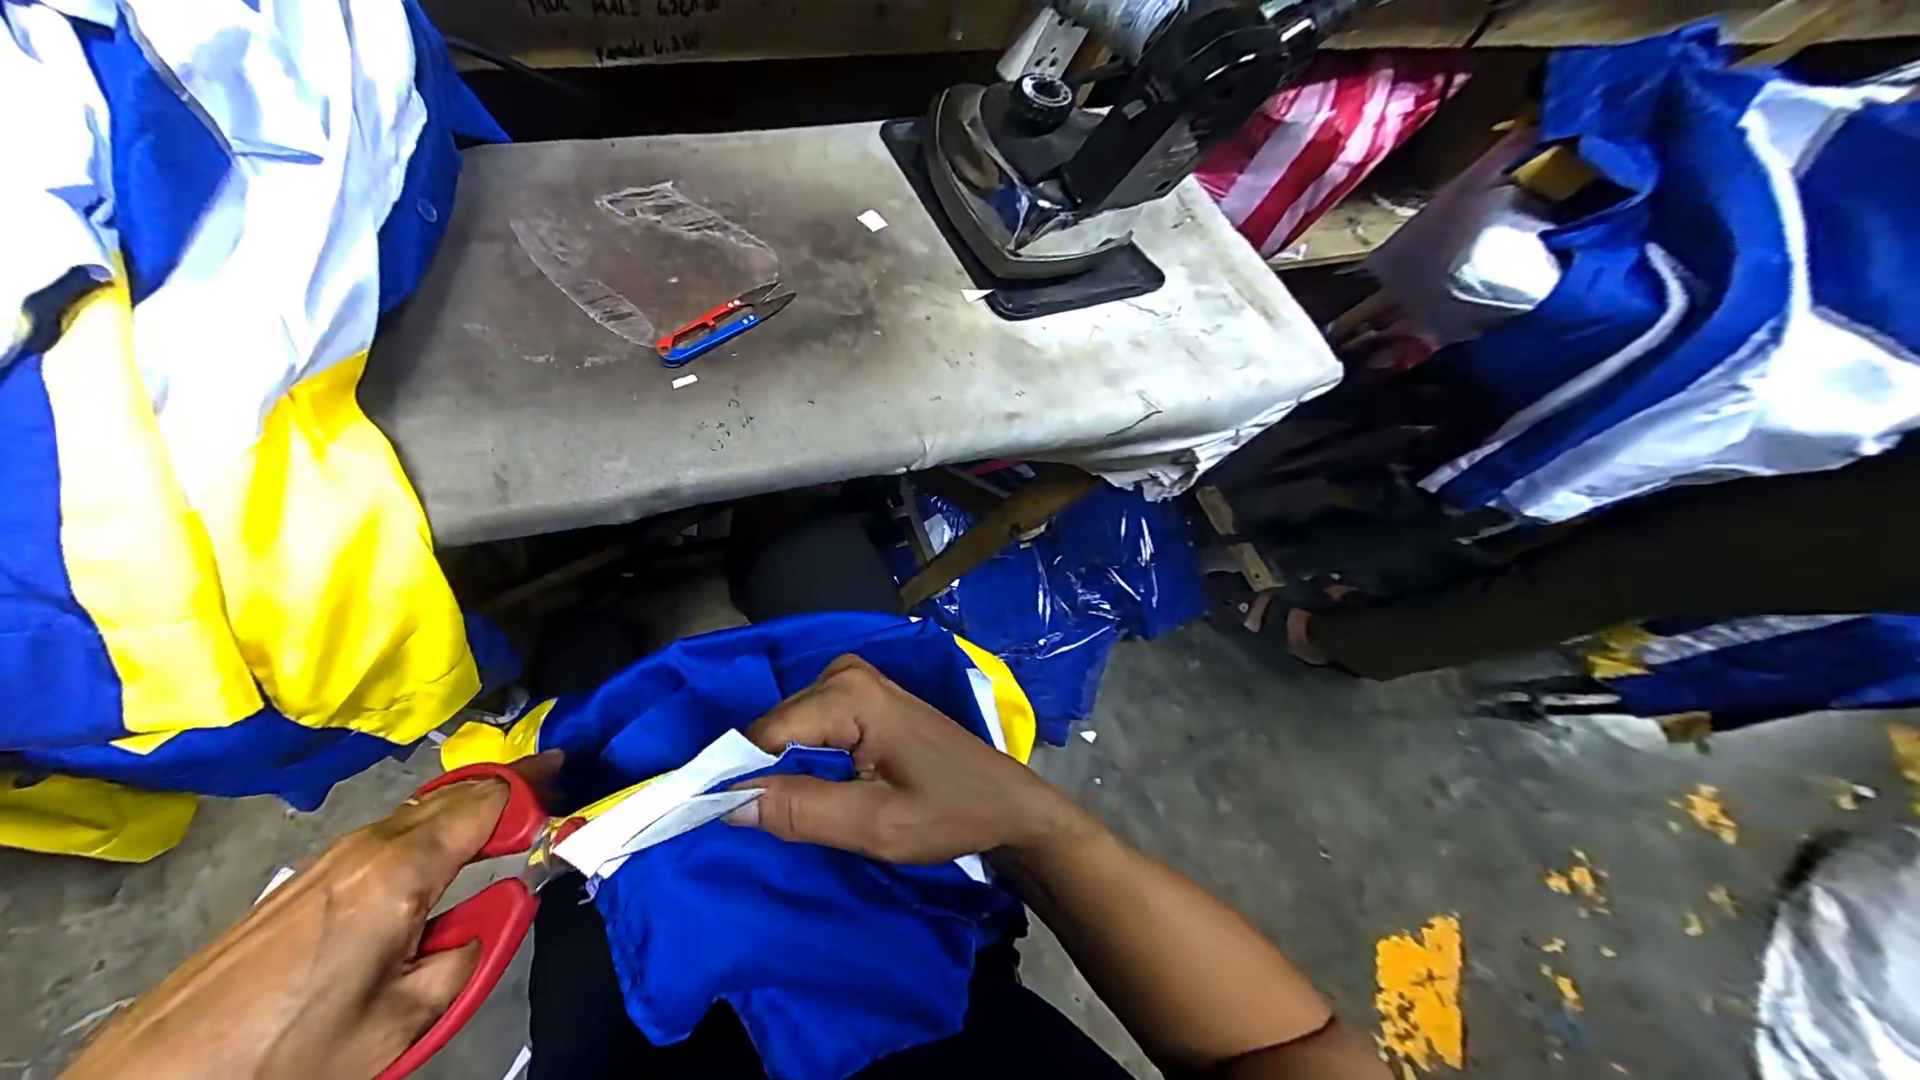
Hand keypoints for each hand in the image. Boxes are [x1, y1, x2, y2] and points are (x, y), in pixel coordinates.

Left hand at [69, 753, 561, 1079]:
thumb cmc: (289, 1053)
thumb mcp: (403, 1018)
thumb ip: (473, 947)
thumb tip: (499, 905)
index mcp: (399, 871)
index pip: (488, 800)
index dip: (533, 789)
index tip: (568, 785)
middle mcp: (367, 847)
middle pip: (458, 792)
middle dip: (510, 783)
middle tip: (554, 780)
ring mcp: (330, 858)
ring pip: (424, 808)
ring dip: (473, 803)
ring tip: (508, 814)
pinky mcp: (306, 878)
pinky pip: (393, 831)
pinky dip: (436, 824)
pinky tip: (445, 850)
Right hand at [726, 655, 1097, 863]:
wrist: (1005, 803)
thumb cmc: (950, 813)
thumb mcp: (875, 825)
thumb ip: (800, 811)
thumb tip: (725, 802)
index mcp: (851, 694)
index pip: (763, 733)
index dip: (728, 776)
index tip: (697, 817)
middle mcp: (847, 673)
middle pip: (773, 725)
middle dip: (753, 772)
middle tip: (741, 823)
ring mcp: (857, 680)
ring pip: (787, 726)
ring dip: (774, 766)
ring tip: (772, 810)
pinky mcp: (864, 696)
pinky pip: (809, 723)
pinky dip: (796, 755)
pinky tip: (799, 785)